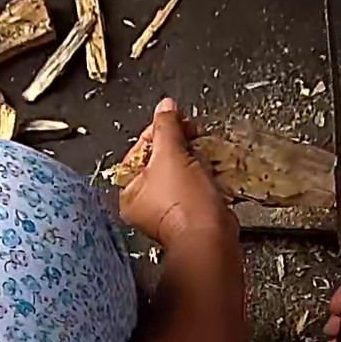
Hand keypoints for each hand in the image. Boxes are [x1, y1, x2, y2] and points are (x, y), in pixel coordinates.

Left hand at [119, 97, 236, 249]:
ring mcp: (167, 211)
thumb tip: (165, 106)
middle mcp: (144, 204)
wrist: (210, 236)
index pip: (139, 150)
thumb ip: (166, 125)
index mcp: (129, 192)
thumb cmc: (184, 201)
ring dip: (191, 157)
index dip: (158, 131)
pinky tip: (209, 167)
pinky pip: (192, 186)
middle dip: (177, 144)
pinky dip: (200, 174)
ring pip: (177, 173)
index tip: (176, 120)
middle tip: (191, 132)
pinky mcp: (188, 214)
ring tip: (202, 149)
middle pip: (159, 161)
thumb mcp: (171, 153)